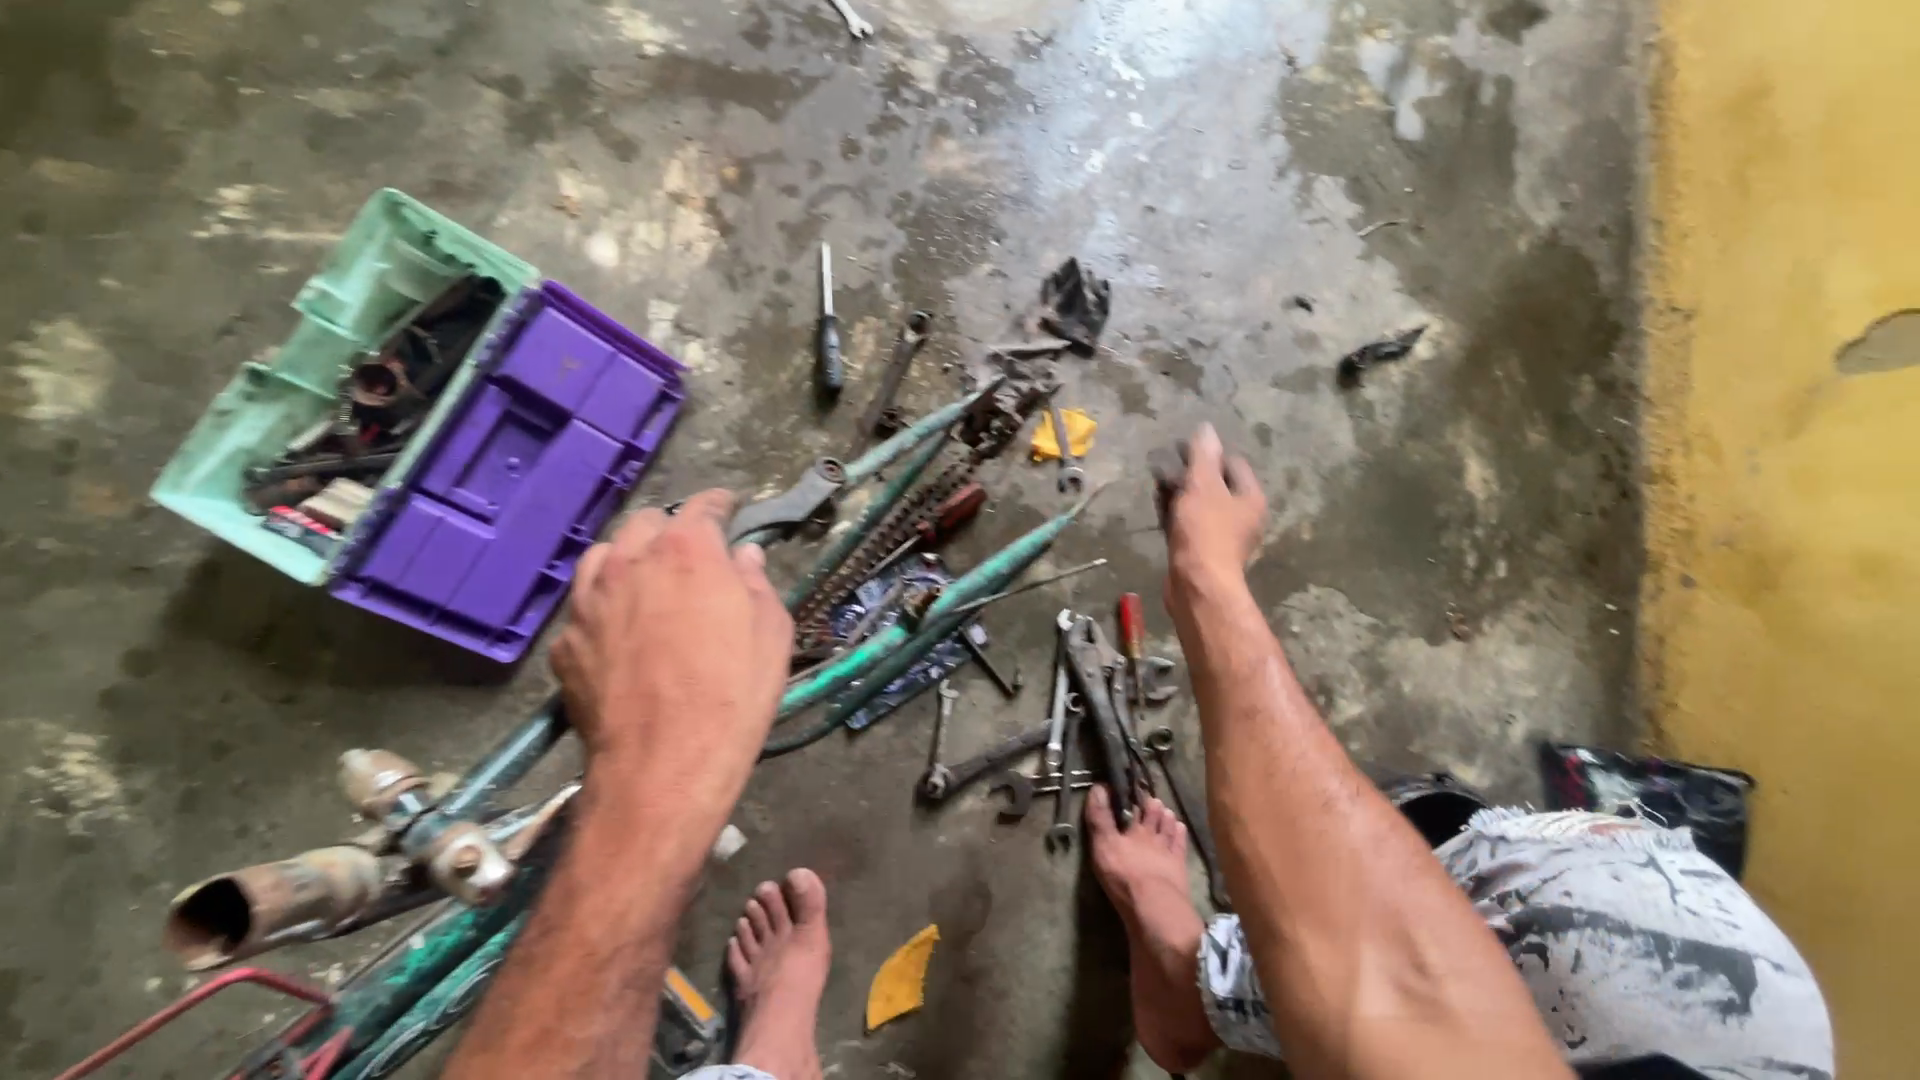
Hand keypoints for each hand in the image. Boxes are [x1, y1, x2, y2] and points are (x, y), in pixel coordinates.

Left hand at [552, 491, 792, 802]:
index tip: (729, 508)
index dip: (720, 504)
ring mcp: (588, 600)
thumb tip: (744, 557)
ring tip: (647, 583)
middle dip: (671, 530)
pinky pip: (584, 607)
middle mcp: (630, 562)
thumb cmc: (734, 693)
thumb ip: (756, 584)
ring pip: (604, 556)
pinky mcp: (564, 641)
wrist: (665, 762)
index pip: (703, 507)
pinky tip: (620, 634)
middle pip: (647, 523)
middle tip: (691, 556)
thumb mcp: (771, 633)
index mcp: (688, 552)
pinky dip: (605, 608)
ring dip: (629, 559)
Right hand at [1163, 422, 1266, 585]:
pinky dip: (1175, 511)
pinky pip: (1188, 522)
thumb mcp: (1203, 486)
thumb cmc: (1204, 531)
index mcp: (1250, 497)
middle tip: (1163, 464)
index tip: (1180, 448)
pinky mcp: (1200, 549)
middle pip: (1214, 483)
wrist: (1197, 584)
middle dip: (1188, 472)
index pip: (1232, 463)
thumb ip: (1203, 456)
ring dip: (1179, 491)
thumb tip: (1207, 429)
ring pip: (1198, 503)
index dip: (1207, 453)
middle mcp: (1241, 515)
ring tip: (1156, 481)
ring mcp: (1221, 534)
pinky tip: (1158, 504)